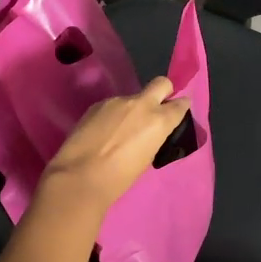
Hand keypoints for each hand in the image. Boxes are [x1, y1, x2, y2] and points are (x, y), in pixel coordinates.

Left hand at [38, 77, 189, 214]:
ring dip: (132, 109)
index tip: (176, 113)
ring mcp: (117, 101)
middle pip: (161, 83)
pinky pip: (113, 106)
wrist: (80, 176)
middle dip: (163, 92)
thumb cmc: (119, 178)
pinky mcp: (98, 104)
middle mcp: (141, 104)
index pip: (180, 104)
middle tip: (156, 109)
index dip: (180, 107)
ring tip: (120, 131)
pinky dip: (113, 115)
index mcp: (159, 121)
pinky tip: (103, 132)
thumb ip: (154, 137)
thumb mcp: (148, 158)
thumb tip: (151, 130)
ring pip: (133, 98)